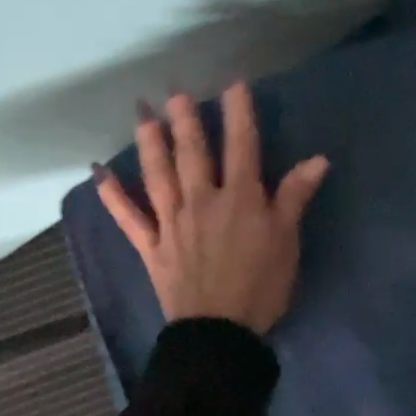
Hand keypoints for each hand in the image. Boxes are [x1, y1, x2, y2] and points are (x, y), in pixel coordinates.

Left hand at [96, 83, 328, 335]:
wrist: (220, 331)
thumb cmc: (262, 287)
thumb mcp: (288, 242)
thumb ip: (295, 197)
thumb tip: (317, 160)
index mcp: (240, 199)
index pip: (241, 148)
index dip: (238, 115)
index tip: (233, 85)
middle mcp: (202, 201)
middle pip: (193, 154)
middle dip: (186, 121)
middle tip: (176, 93)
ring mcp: (171, 223)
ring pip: (157, 175)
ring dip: (150, 144)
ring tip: (142, 116)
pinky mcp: (152, 247)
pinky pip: (129, 218)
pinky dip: (112, 196)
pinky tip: (99, 174)